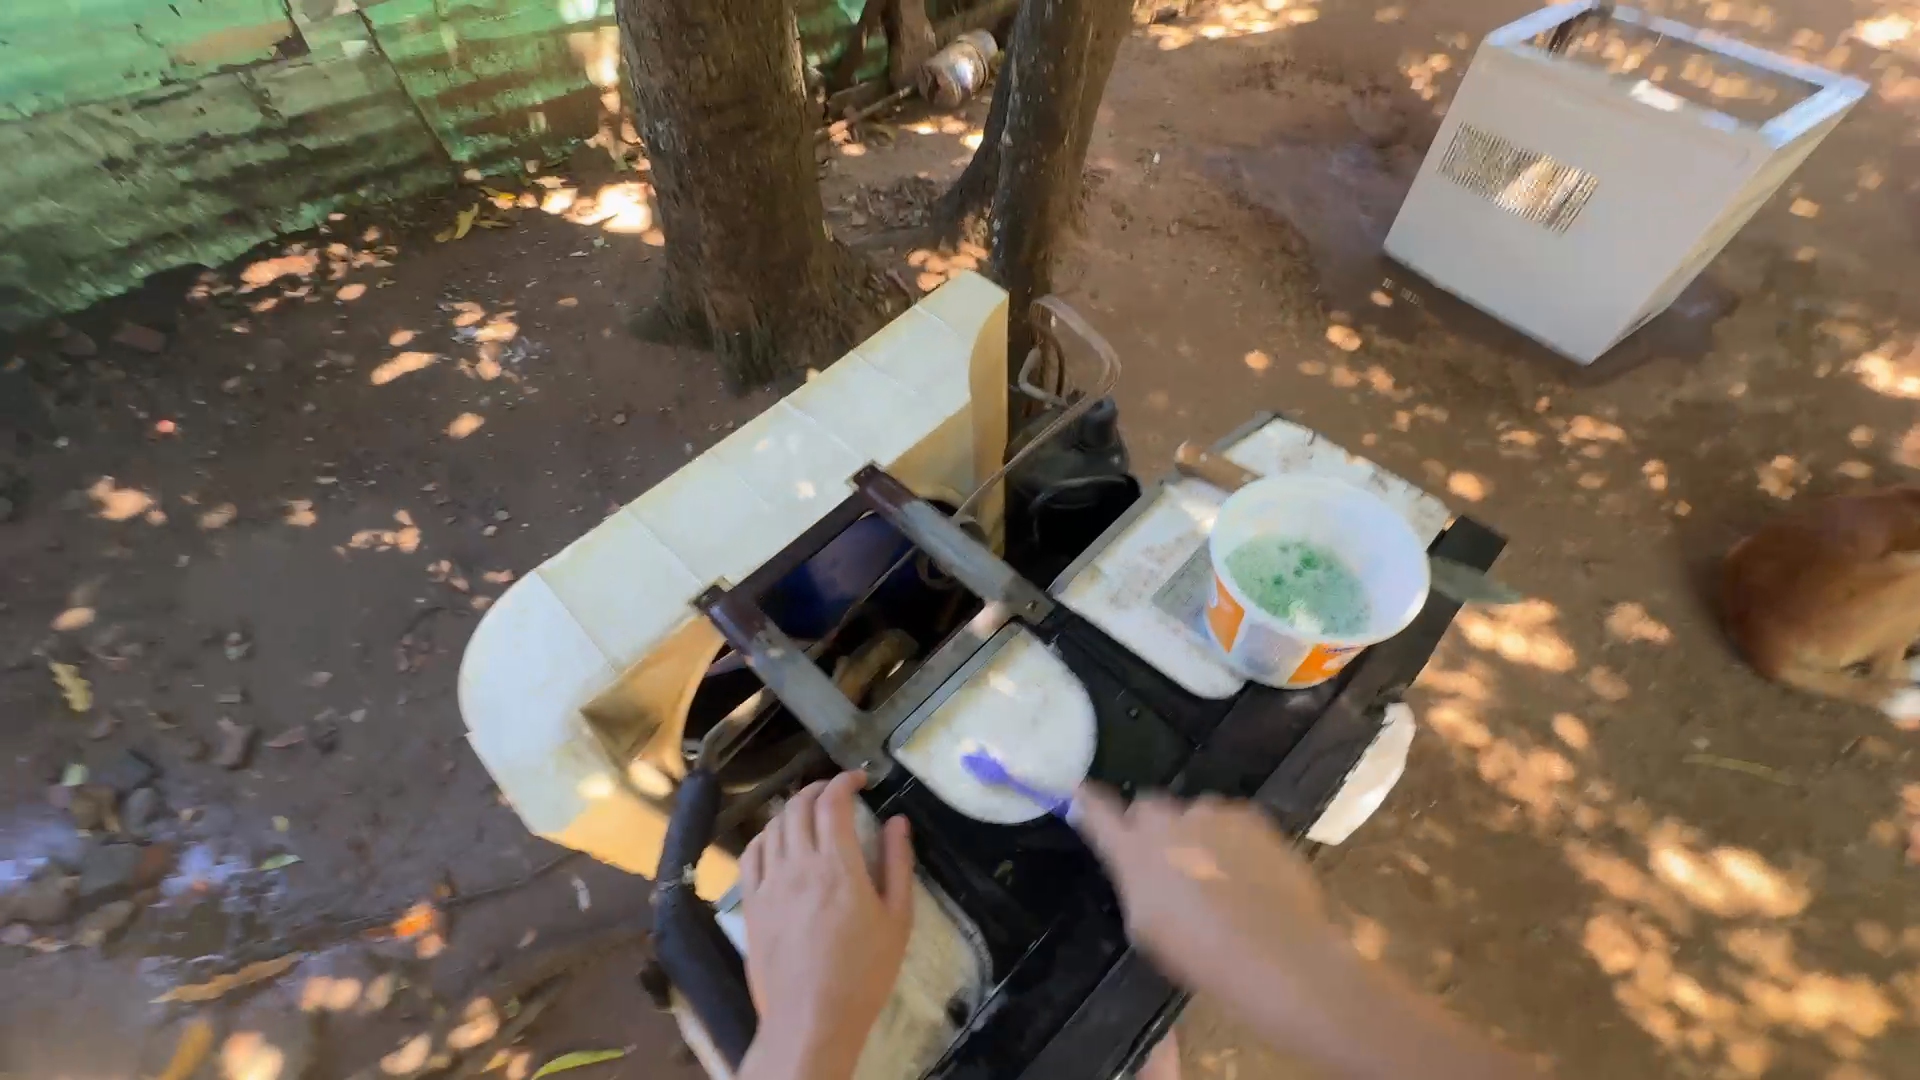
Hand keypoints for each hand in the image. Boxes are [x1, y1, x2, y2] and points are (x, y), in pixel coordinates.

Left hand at [739, 772, 914, 1076]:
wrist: (811, 1022)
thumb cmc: (863, 973)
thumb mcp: (898, 919)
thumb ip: (899, 864)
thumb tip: (898, 821)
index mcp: (838, 866)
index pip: (833, 802)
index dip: (844, 780)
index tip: (859, 779)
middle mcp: (799, 865)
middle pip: (799, 806)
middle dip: (818, 788)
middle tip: (837, 791)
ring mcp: (770, 884)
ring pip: (774, 825)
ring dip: (793, 808)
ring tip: (810, 811)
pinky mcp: (751, 904)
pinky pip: (751, 854)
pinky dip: (765, 835)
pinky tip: (778, 839)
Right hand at [1074, 785, 1335, 1000]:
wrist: (1279, 956)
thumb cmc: (1201, 954)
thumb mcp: (1147, 927)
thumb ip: (1133, 882)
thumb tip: (1130, 861)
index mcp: (1133, 850)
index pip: (1097, 810)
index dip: (1086, 799)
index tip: (1078, 790)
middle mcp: (1167, 820)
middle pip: (1147, 807)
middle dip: (1152, 826)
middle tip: (1168, 862)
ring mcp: (1211, 813)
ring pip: (1193, 815)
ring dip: (1196, 834)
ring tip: (1219, 876)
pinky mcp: (1250, 815)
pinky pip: (1230, 820)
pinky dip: (1232, 839)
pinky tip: (1249, 874)